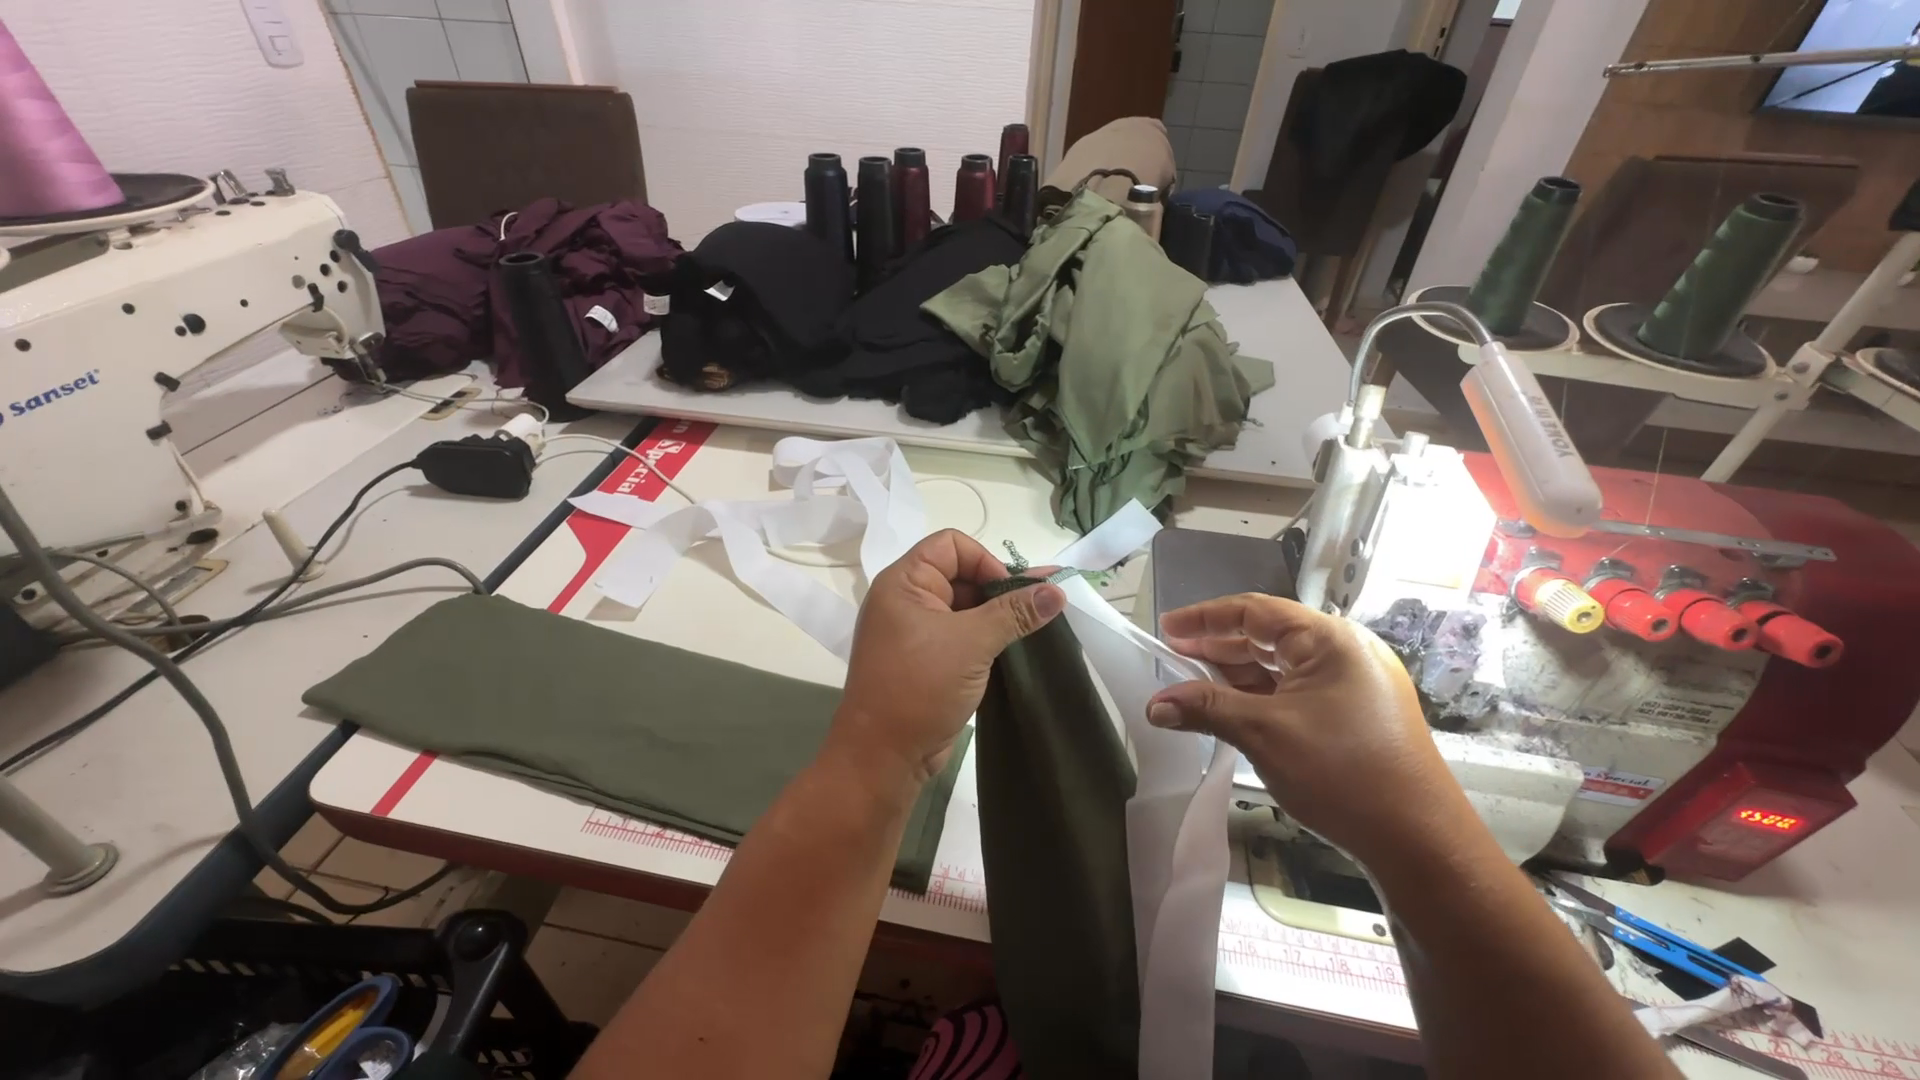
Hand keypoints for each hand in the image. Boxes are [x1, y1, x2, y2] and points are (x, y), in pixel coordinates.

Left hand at [831, 530, 1064, 790]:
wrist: (883, 756)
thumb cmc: (919, 687)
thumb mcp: (971, 644)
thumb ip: (1014, 614)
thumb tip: (1056, 592)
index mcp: (904, 583)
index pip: (951, 545)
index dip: (985, 561)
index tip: (1010, 594)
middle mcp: (906, 600)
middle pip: (960, 574)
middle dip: (999, 589)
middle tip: (1038, 608)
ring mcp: (915, 632)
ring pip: (964, 608)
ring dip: (998, 615)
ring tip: (1038, 625)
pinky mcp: (927, 660)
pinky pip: (962, 635)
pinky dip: (988, 637)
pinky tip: (1019, 646)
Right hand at [1148, 594, 1472, 864]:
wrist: (1419, 841)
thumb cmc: (1341, 773)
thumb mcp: (1264, 733)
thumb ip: (1206, 709)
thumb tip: (1154, 706)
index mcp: (1329, 639)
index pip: (1254, 611)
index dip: (1205, 618)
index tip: (1166, 627)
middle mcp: (1345, 652)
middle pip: (1266, 637)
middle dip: (1216, 647)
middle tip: (1171, 659)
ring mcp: (1354, 684)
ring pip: (1280, 667)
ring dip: (1235, 676)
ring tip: (1191, 686)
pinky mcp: (1356, 714)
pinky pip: (1295, 691)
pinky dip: (1259, 697)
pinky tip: (1229, 709)